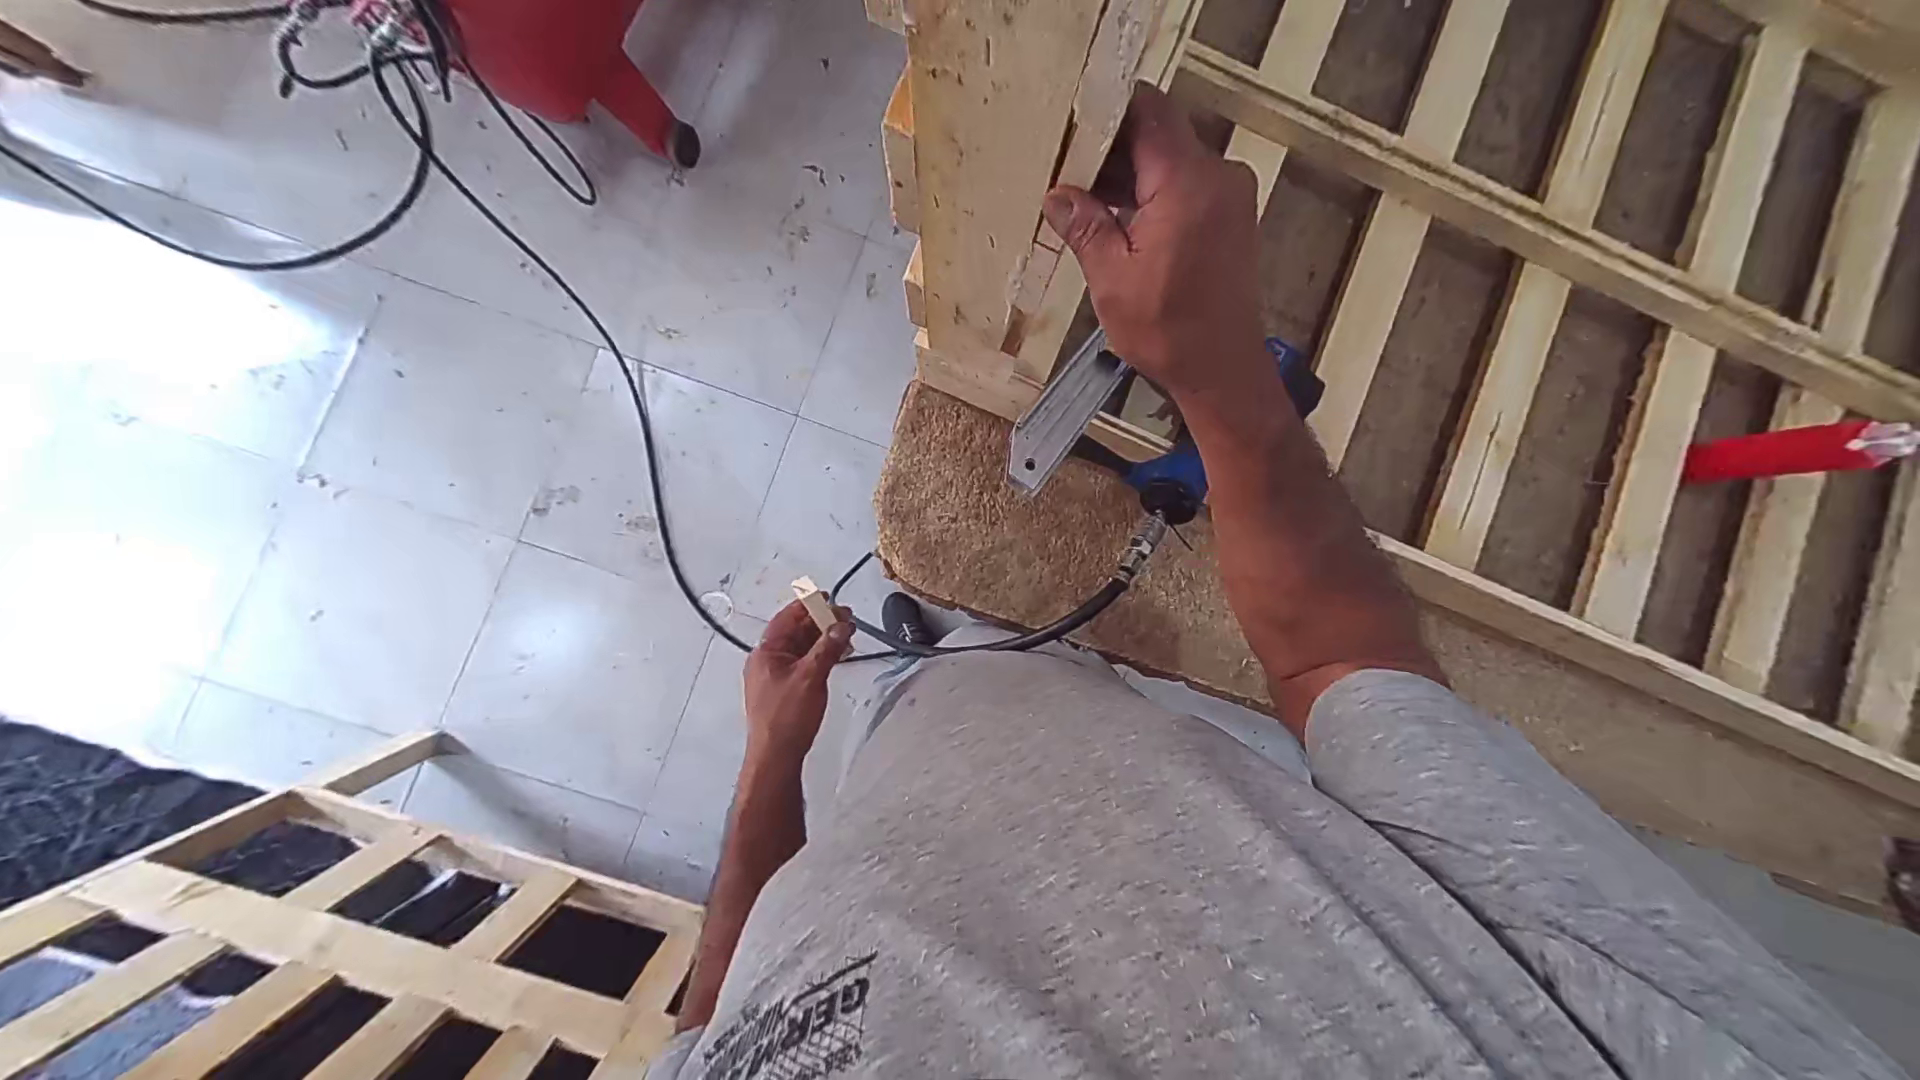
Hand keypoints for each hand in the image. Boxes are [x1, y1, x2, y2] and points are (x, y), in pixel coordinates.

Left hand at [743, 600, 852, 758]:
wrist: (777, 756)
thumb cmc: (785, 720)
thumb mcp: (811, 677)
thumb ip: (827, 647)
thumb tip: (841, 625)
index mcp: (766, 653)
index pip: (787, 618)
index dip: (808, 605)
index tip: (827, 598)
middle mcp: (768, 662)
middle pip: (795, 631)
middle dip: (820, 622)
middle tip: (844, 616)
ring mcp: (776, 677)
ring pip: (802, 647)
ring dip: (823, 638)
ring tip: (846, 634)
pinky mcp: (786, 690)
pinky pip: (805, 663)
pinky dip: (821, 655)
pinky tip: (837, 654)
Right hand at [1043, 85, 1270, 405]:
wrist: (1221, 369)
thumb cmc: (1166, 332)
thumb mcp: (1113, 282)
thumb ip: (1086, 229)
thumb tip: (1058, 195)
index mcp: (1187, 185)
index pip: (1147, 114)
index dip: (1106, 116)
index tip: (1069, 139)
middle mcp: (1218, 176)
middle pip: (1159, 135)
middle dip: (1111, 151)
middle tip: (1067, 176)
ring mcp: (1230, 194)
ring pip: (1171, 161)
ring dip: (1129, 176)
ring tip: (1085, 204)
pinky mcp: (1231, 215)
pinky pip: (1186, 186)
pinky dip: (1152, 194)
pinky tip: (1119, 220)